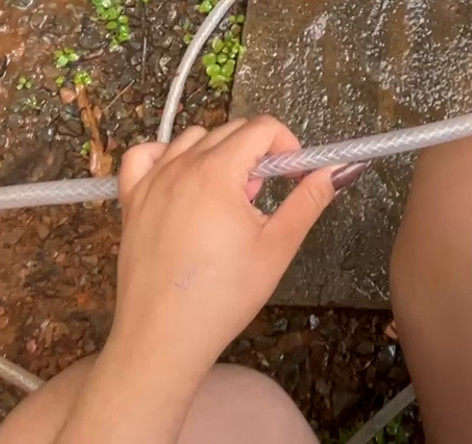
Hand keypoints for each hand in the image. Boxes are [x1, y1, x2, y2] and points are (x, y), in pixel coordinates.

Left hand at [105, 117, 338, 376]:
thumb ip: (310, 199)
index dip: (287, 145)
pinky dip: (165, 156)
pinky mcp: (131, 202)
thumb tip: (340, 169)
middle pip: (231, 130)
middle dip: (256, 153)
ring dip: (218, 153)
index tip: (293, 176)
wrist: (162, 343)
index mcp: (218, 173)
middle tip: (261, 199)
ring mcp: (151, 182)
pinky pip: (144, 155)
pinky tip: (182, 181)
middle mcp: (181, 167)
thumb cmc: (223, 297)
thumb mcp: (278, 246)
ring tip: (227, 197)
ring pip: (193, 138)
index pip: (262, 128)